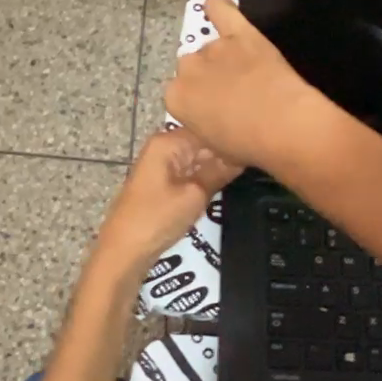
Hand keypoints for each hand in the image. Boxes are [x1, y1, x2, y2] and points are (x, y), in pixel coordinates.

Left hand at [93, 129, 242, 273]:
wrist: (124, 251)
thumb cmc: (157, 219)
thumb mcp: (195, 194)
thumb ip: (220, 171)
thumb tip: (244, 154)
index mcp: (168, 141)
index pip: (209, 128)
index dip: (233, 138)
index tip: (257, 147)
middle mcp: (163, 146)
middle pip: (203, 141)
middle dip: (226, 152)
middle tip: (255, 161)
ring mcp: (161, 165)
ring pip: (197, 158)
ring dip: (216, 166)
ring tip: (245, 171)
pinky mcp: (161, 182)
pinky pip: (189, 172)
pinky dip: (204, 178)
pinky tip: (222, 184)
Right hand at [163, 0, 328, 169]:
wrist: (283, 126)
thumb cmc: (249, 145)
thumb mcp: (215, 145)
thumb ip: (203, 124)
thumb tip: (211, 118)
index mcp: (175, 98)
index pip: (178, 94)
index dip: (199, 103)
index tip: (215, 112)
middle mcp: (188, 68)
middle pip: (192, 67)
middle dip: (208, 79)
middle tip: (232, 96)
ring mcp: (214, 47)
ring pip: (211, 47)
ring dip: (224, 58)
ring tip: (249, 76)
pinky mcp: (241, 33)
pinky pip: (223, 11)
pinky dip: (218, 7)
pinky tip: (215, 3)